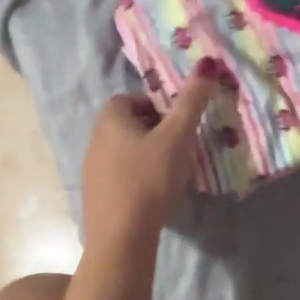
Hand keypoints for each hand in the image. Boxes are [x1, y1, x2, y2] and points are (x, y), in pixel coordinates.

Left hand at [82, 60, 222, 249]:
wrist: (121, 235)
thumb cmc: (149, 178)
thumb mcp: (177, 137)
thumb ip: (192, 102)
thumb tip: (208, 63)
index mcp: (110, 118)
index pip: (131, 98)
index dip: (157, 106)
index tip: (178, 122)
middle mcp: (95, 138)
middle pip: (128, 123)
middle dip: (154, 129)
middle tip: (180, 144)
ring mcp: (91, 168)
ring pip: (124, 150)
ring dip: (146, 153)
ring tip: (171, 170)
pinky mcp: (96, 195)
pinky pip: (120, 174)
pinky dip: (137, 176)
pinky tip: (154, 194)